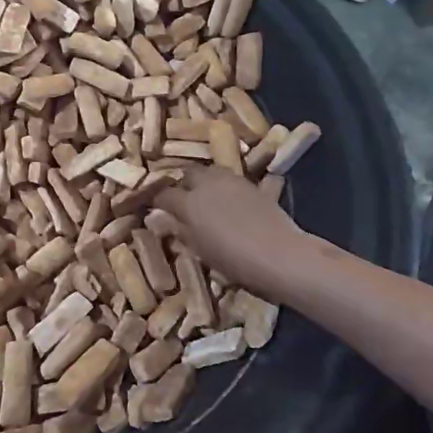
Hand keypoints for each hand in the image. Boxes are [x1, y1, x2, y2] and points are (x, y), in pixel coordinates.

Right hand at [154, 167, 308, 291]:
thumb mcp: (200, 251)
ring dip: (207, 180)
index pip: (164, 194)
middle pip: (189, 173)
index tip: (153, 207)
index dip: (157, 200)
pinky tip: (241, 198)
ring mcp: (236, 182)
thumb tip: (167, 220)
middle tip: (182, 198)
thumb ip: (182, 231)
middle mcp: (209, 184)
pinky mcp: (258, 187)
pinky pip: (242, 182)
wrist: (279, 256)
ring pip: (214, 171)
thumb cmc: (233, 261)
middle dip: (183, 183)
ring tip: (208, 195)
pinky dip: (236, 188)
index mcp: (189, 202)